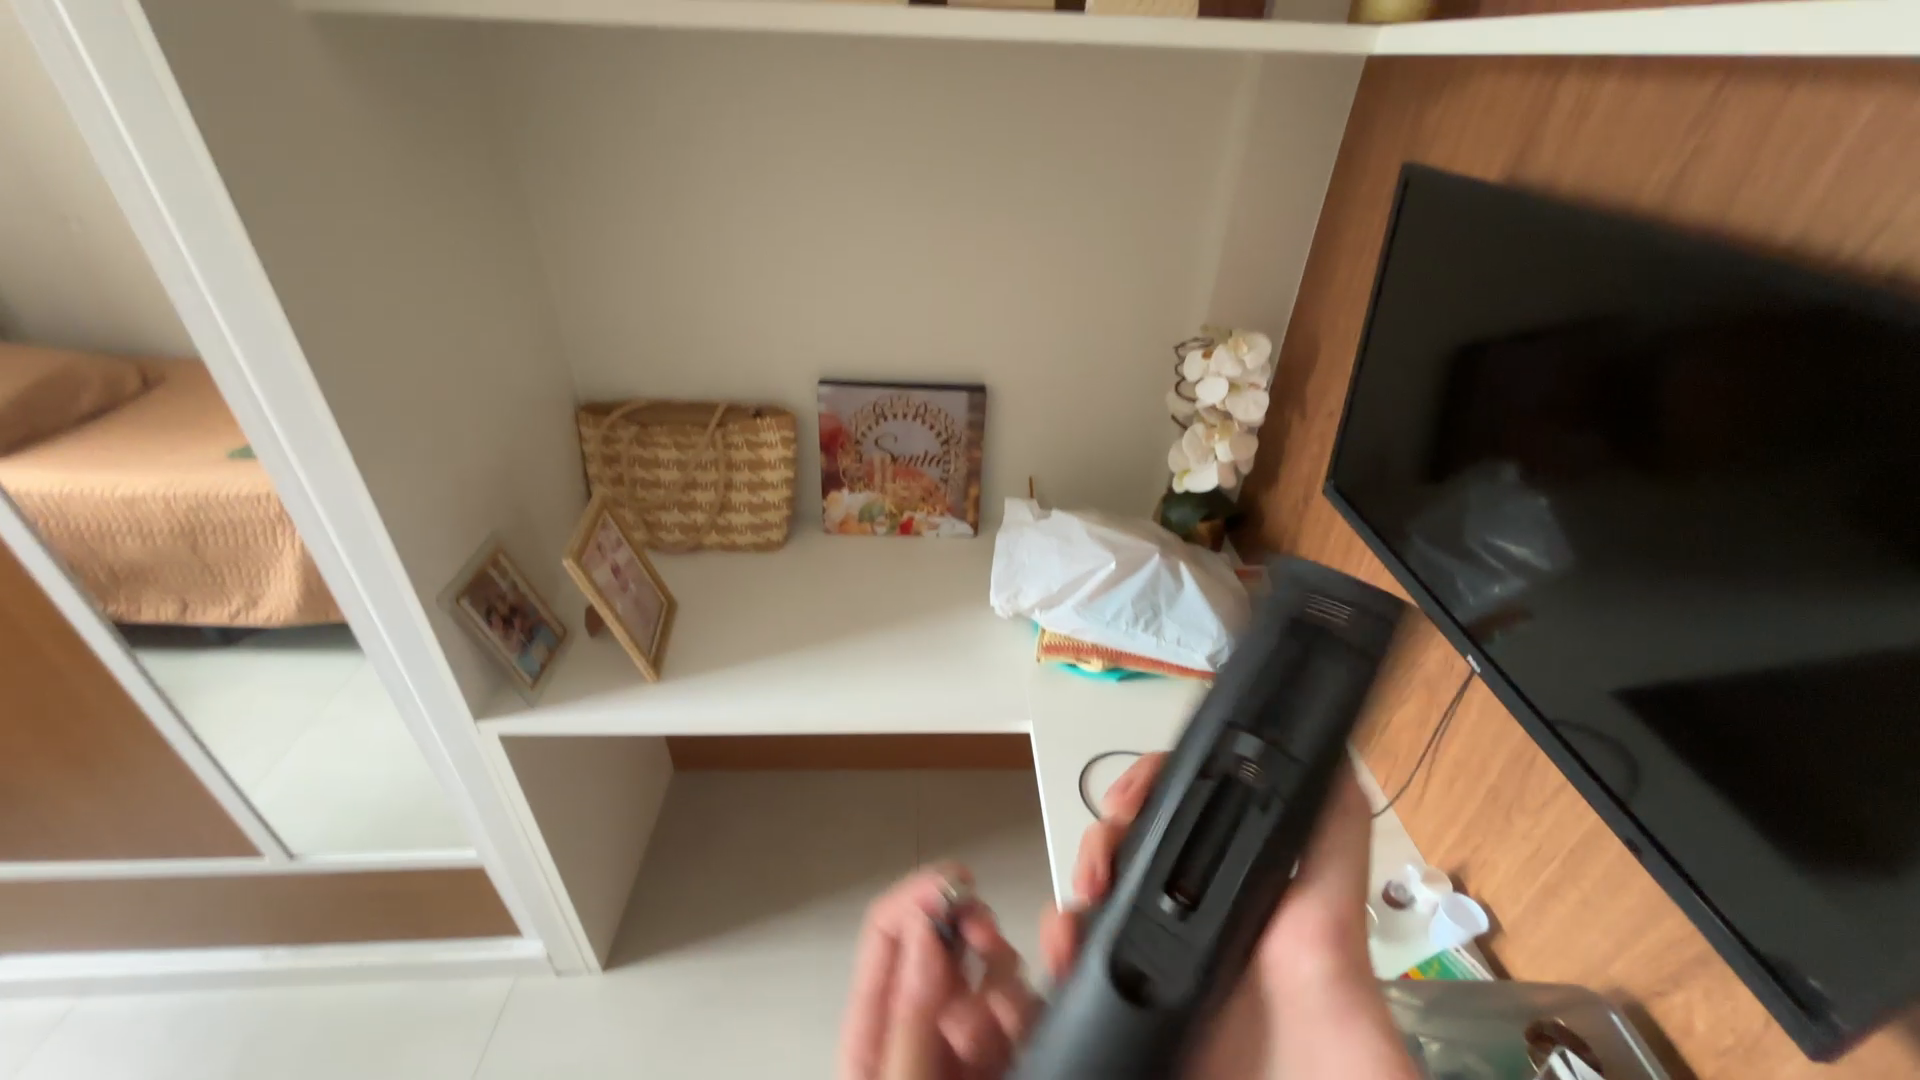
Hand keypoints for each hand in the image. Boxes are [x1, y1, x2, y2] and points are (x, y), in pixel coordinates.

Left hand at [840, 864, 1039, 1079]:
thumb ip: (910, 1014)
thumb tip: (923, 929)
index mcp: (876, 1027)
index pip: (887, 930)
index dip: (918, 894)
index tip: (955, 880)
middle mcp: (921, 1022)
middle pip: (945, 935)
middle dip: (972, 926)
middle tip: (985, 935)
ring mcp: (965, 1037)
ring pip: (991, 963)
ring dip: (1002, 976)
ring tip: (997, 1023)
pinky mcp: (1006, 1053)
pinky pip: (1023, 1004)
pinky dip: (1026, 1006)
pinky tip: (1019, 1034)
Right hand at [1039, 754, 1419, 1079]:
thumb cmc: (1322, 1002)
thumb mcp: (1332, 903)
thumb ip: (1334, 834)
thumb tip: (1327, 753)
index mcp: (1228, 868)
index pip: (1176, 801)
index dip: (1143, 785)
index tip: (1125, 802)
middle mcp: (1187, 897)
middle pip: (1126, 837)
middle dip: (1101, 837)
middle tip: (1099, 870)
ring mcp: (1155, 943)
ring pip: (1096, 885)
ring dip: (1075, 883)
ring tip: (1076, 917)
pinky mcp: (1129, 989)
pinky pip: (1079, 950)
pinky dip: (1059, 939)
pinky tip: (1064, 950)